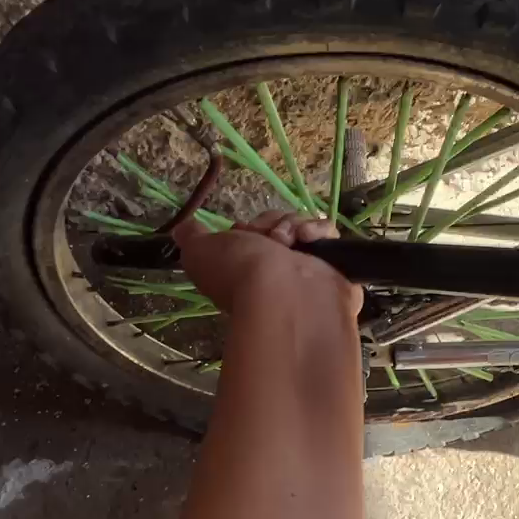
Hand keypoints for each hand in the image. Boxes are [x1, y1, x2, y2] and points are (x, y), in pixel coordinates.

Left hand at [172, 211, 358, 316]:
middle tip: (269, 239)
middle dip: (270, 224)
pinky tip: (308, 239)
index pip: (251, 235)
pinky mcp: (336, 268)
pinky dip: (319, 230)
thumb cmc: (241, 273)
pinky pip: (329, 235)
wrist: (285, 294)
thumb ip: (192, 238)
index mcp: (247, 269)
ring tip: (290, 242)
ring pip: (303, 227)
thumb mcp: (199, 252)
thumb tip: (182, 229)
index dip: (245, 227)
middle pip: (277, 226)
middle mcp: (278, 271)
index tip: (241, 231)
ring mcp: (308, 270)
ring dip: (293, 224)